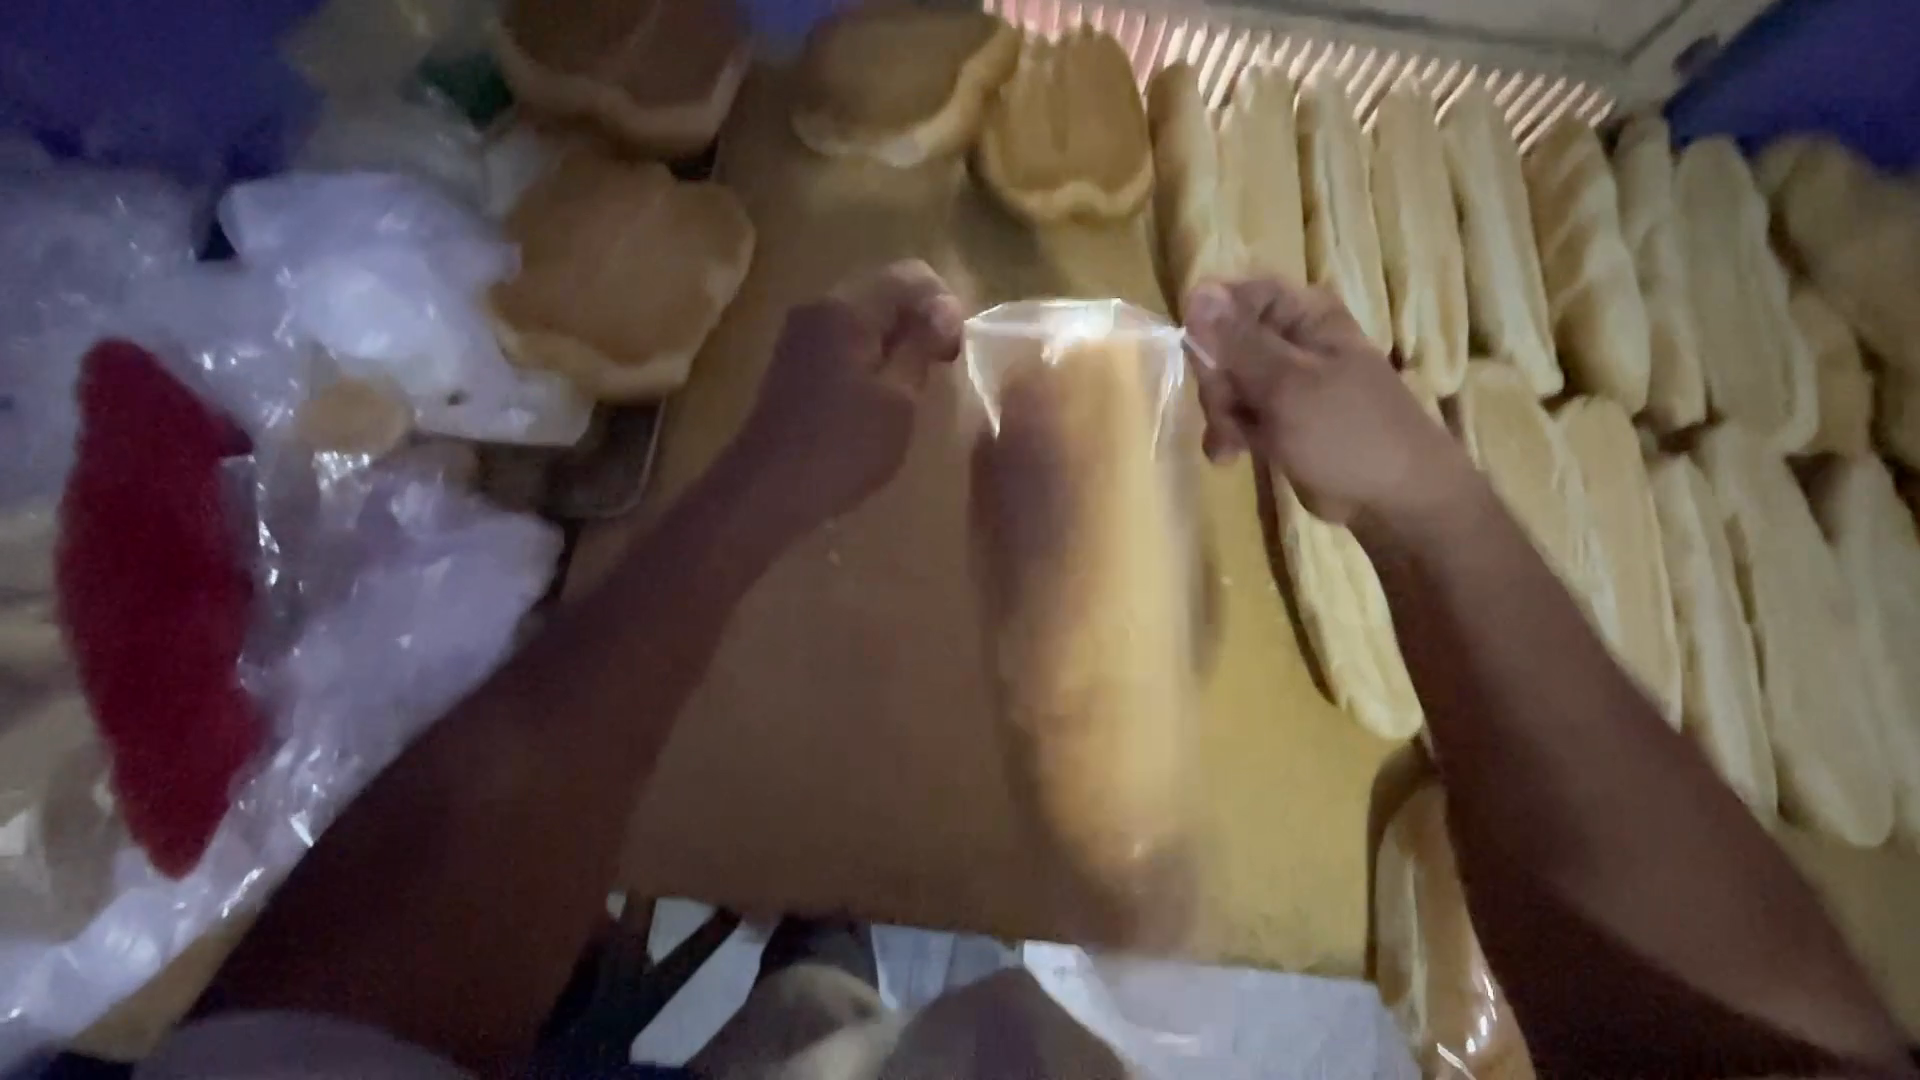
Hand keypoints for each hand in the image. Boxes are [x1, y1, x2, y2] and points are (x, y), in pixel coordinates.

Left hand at [736, 260, 963, 525]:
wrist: (770, 490)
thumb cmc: (844, 447)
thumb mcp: (899, 397)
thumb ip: (922, 344)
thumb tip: (946, 307)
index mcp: (848, 307)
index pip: (913, 274)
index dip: (944, 306)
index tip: (953, 353)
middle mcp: (820, 305)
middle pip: (886, 289)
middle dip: (921, 319)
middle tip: (940, 367)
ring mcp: (802, 332)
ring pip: (865, 315)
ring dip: (897, 339)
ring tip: (915, 383)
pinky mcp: (795, 359)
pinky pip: (845, 338)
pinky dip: (871, 353)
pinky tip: (882, 392)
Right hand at [1182, 278, 1473, 530]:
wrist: (1392, 499)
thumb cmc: (1348, 432)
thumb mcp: (1288, 384)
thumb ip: (1239, 342)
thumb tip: (1196, 290)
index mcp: (1304, 315)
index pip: (1236, 295)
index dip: (1209, 323)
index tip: (1199, 359)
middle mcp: (1290, 340)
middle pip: (1222, 343)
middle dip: (1216, 382)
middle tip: (1227, 411)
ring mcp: (1283, 382)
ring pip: (1224, 383)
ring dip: (1220, 415)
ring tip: (1231, 444)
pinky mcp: (1276, 418)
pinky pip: (1235, 415)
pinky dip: (1228, 434)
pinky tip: (1230, 457)